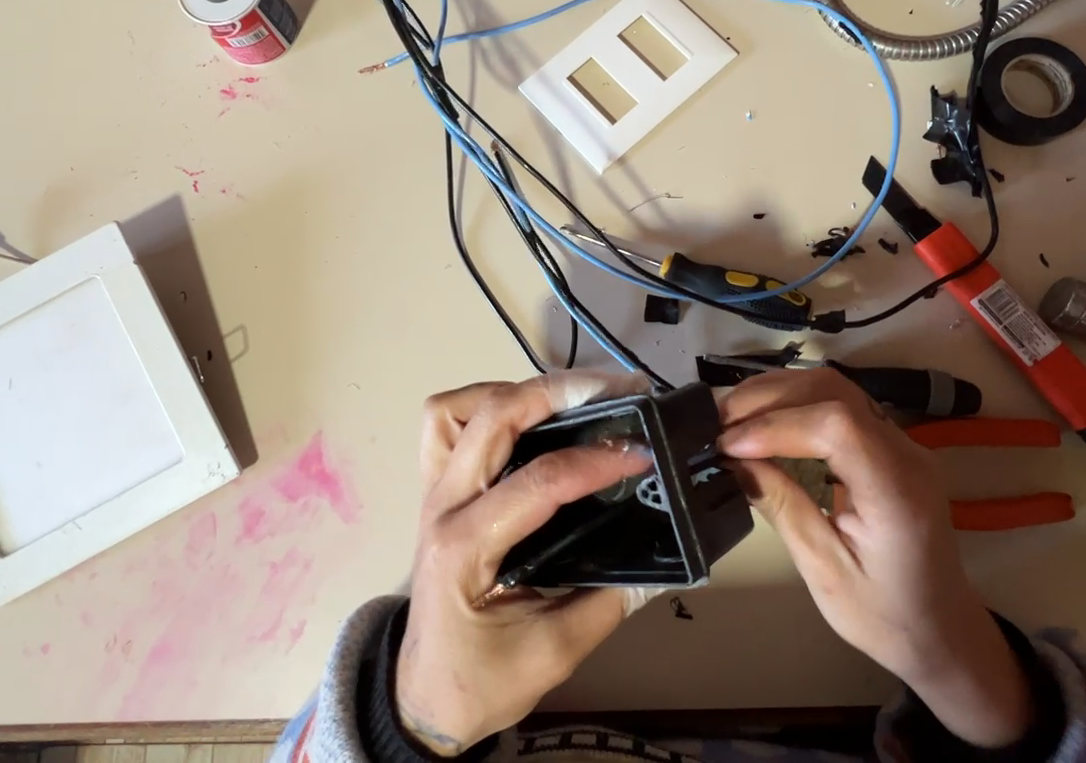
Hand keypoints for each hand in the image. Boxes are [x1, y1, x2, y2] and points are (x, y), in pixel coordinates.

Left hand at [395, 377, 650, 755]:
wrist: (423, 694)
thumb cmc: (480, 680)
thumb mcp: (554, 653)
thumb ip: (608, 602)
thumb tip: (662, 558)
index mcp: (465, 547)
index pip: (537, 482)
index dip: (594, 460)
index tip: (643, 452)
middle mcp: (443, 503)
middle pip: (491, 417)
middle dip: (557, 393)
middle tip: (616, 392)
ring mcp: (435, 489)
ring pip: (457, 407)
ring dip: (514, 391)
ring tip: (570, 400)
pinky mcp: (438, 486)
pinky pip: (446, 423)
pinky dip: (485, 405)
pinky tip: (528, 419)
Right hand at [717, 369, 1030, 747]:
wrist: (940, 630)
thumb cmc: (883, 615)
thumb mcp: (824, 572)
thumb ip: (783, 507)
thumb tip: (733, 460)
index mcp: (897, 492)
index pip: (836, 426)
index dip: (776, 424)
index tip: (728, 445)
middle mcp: (905, 453)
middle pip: (832, 391)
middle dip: (766, 399)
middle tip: (714, 423)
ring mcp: (899, 442)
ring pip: (832, 387)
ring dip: (774, 393)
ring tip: (728, 416)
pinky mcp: (885, 442)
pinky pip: (836, 402)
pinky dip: (790, 401)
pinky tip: (758, 418)